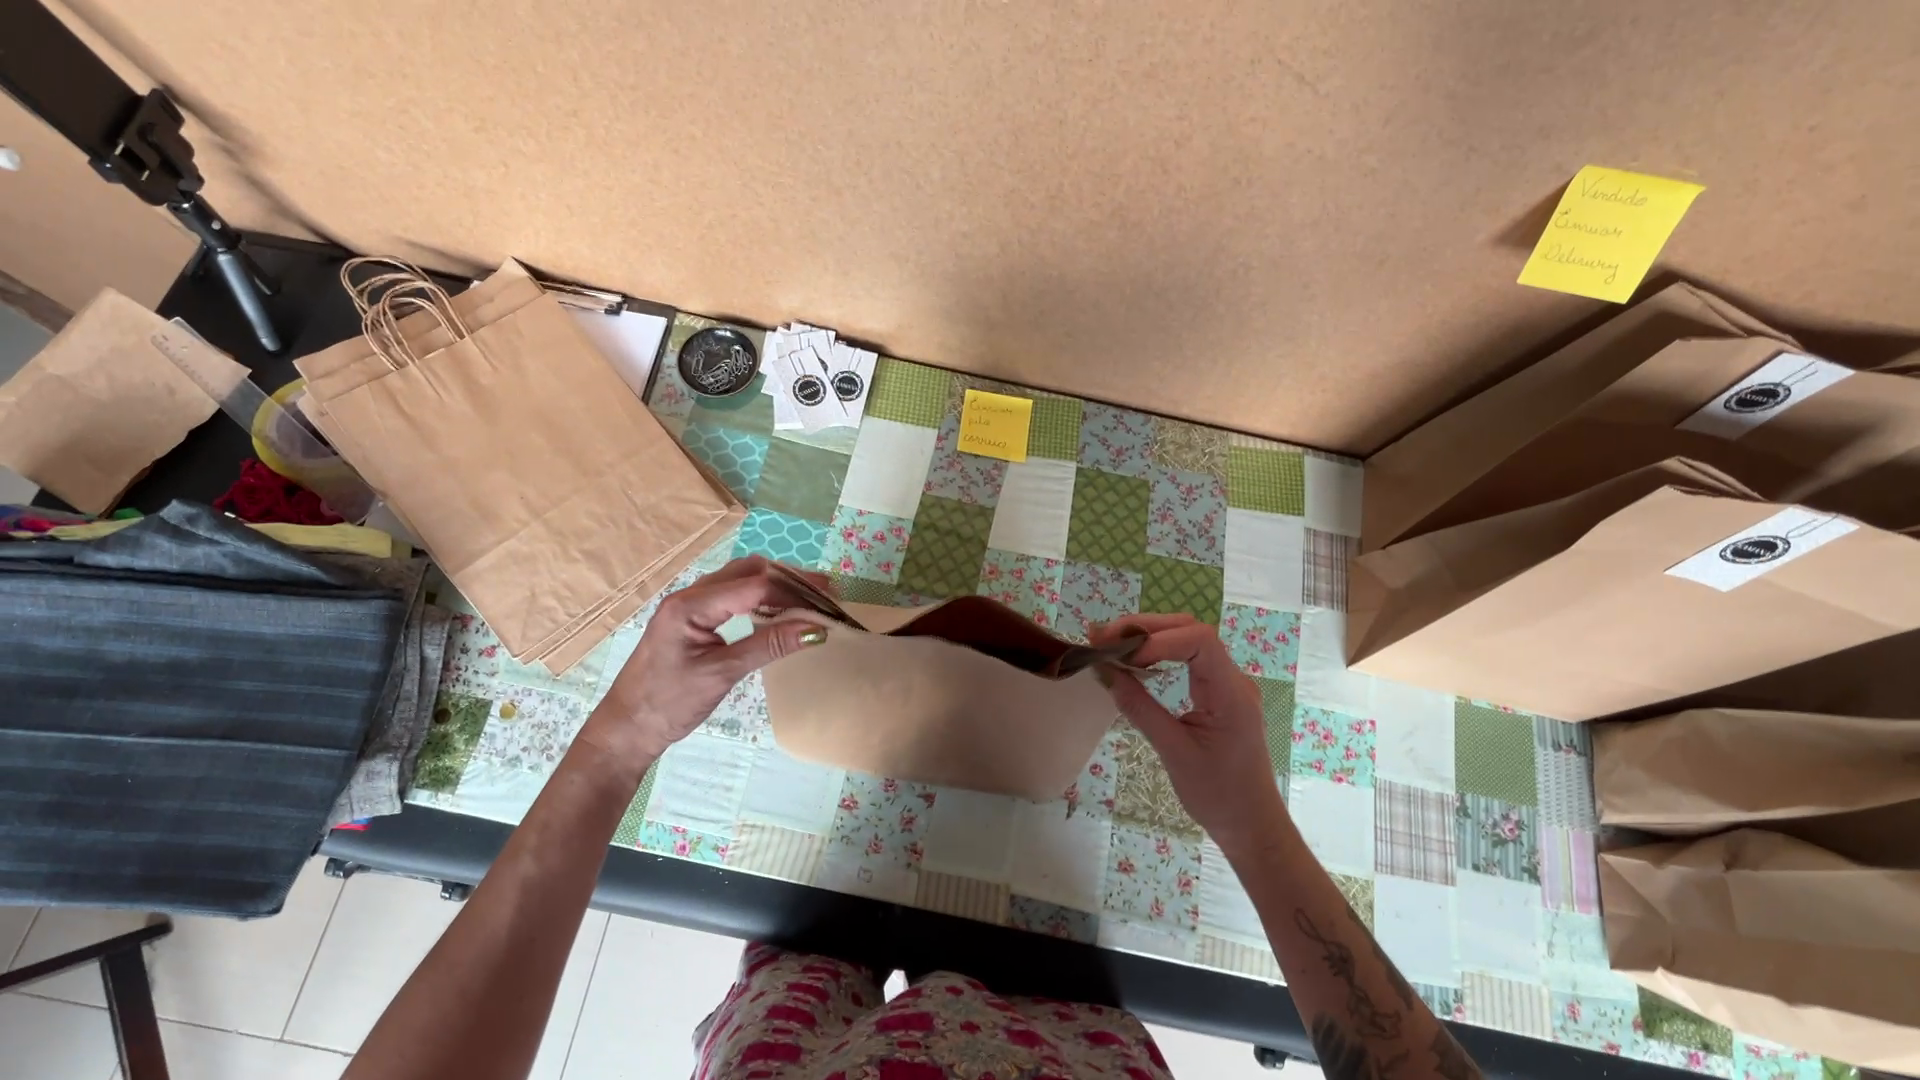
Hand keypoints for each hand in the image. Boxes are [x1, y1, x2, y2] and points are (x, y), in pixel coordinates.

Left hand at [578, 556, 828, 770]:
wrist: (626, 728)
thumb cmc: (668, 703)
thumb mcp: (722, 674)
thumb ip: (769, 645)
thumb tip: (817, 629)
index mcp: (692, 604)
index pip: (755, 585)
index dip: (795, 592)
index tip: (829, 602)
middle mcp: (690, 595)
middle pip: (749, 571)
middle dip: (790, 579)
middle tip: (826, 595)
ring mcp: (690, 605)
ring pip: (741, 579)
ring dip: (776, 586)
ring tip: (810, 600)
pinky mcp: (693, 618)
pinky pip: (733, 595)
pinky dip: (761, 598)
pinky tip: (779, 612)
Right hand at [1089, 614, 1287, 854]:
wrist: (1252, 824)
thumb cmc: (1218, 795)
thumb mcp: (1174, 753)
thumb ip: (1140, 709)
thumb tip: (1106, 673)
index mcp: (1231, 693)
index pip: (1198, 640)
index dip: (1156, 638)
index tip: (1120, 655)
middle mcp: (1233, 680)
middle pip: (1190, 631)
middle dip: (1145, 629)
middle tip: (1103, 638)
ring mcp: (1227, 685)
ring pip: (1188, 641)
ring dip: (1149, 637)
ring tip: (1110, 644)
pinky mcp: (1218, 695)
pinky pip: (1188, 660)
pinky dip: (1158, 654)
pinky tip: (1134, 663)